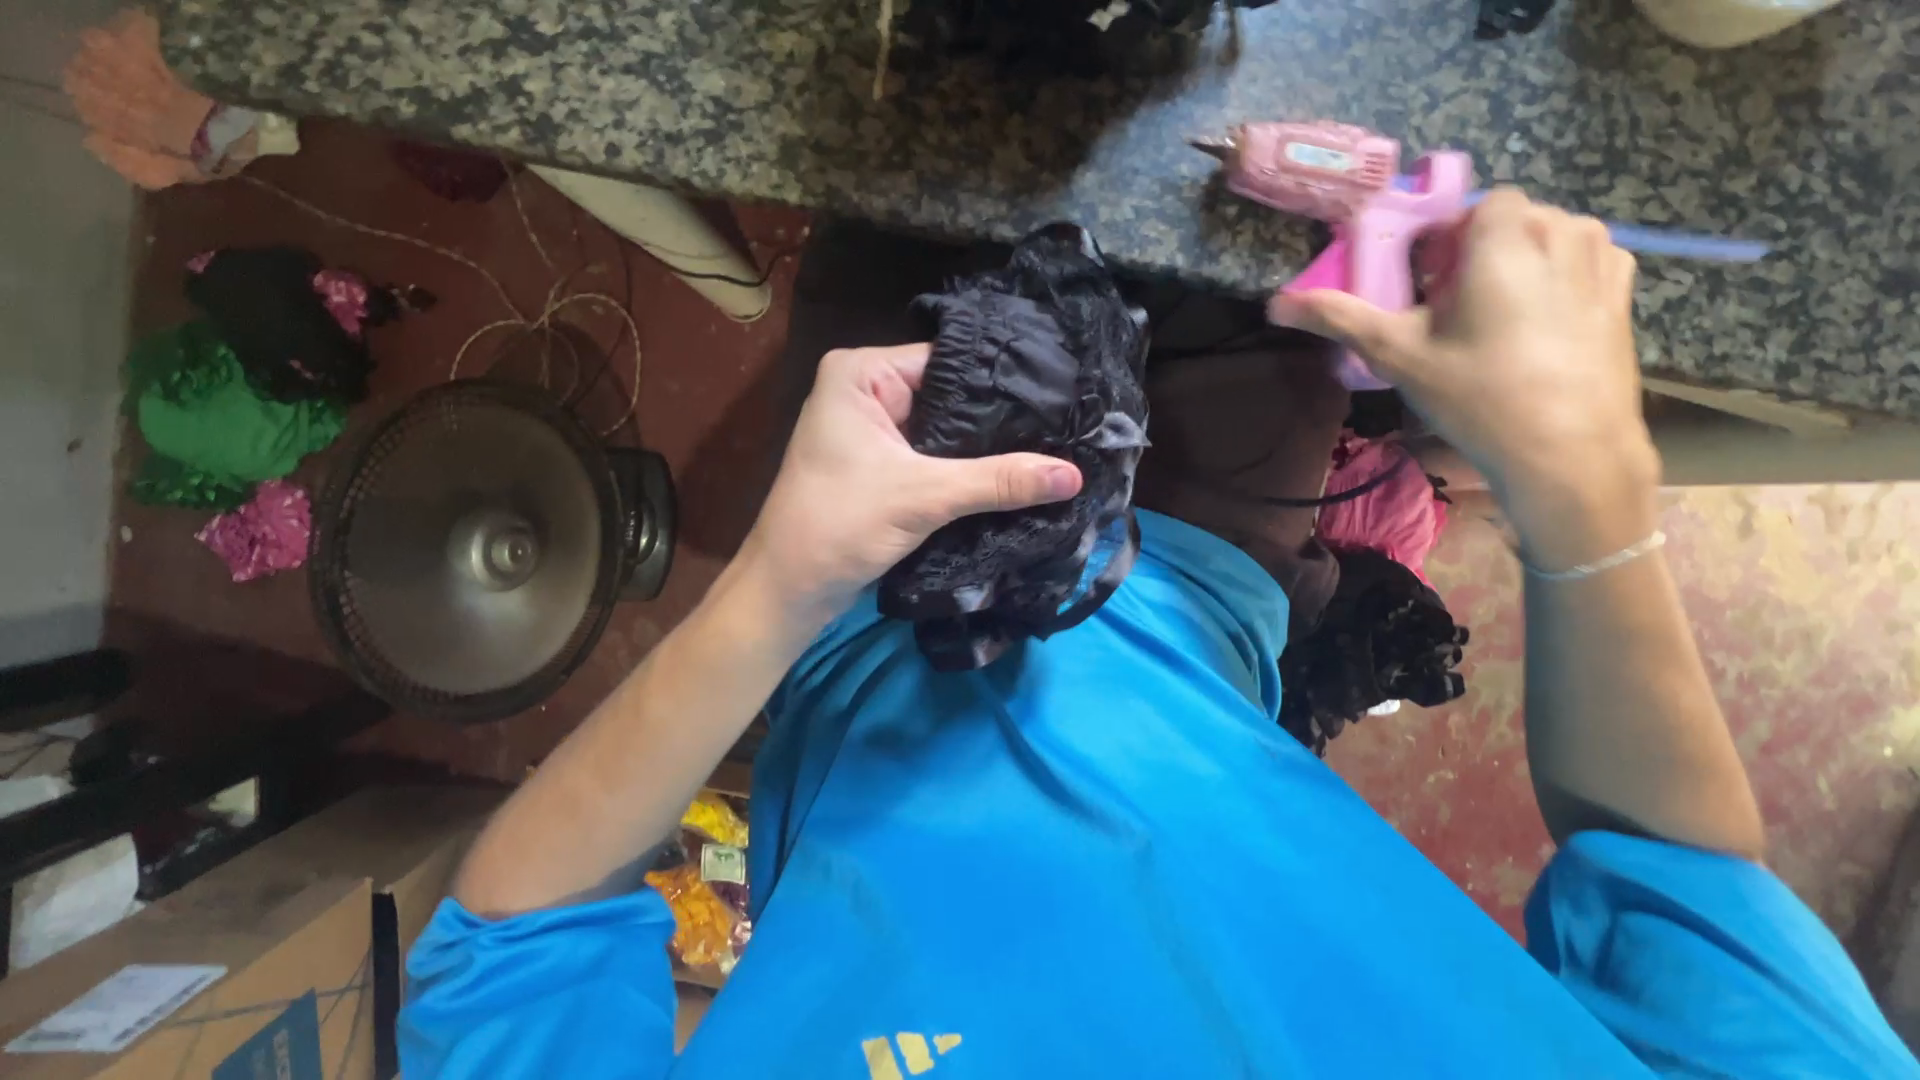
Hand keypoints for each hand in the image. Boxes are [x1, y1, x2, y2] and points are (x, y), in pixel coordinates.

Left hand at [738, 344, 1082, 620]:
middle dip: (999, 420)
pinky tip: (1016, 478)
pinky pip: (935, 459)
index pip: (949, 361)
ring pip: (946, 432)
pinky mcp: (883, 468)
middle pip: (951, 397)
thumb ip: (998, 481)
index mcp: (861, 373)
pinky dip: (967, 471)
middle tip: (1066, 428)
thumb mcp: (922, 496)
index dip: (1001, 381)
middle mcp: (867, 392)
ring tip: (1053, 450)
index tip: (1060, 397)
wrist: (789, 592)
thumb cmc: (838, 526)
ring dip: (986, 450)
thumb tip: (1075, 475)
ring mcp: (875, 432)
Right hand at [1271, 188, 1658, 568]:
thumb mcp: (1398, 354)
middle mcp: (1563, 231)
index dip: (1448, 242)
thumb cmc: (1478, 395)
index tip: (1430, 289)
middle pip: (1510, 222)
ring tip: (1494, 325)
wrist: (1568, 450)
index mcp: (1506, 236)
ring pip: (1546, 241)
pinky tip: (1535, 333)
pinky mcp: (1623, 293)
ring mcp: (1602, 260)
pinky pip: (1579, 265)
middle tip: (1454, 314)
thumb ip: (1339, 317)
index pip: (1475, 206)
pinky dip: (1554, 283)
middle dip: (1479, 254)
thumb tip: (1275, 304)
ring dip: (1518, 267)